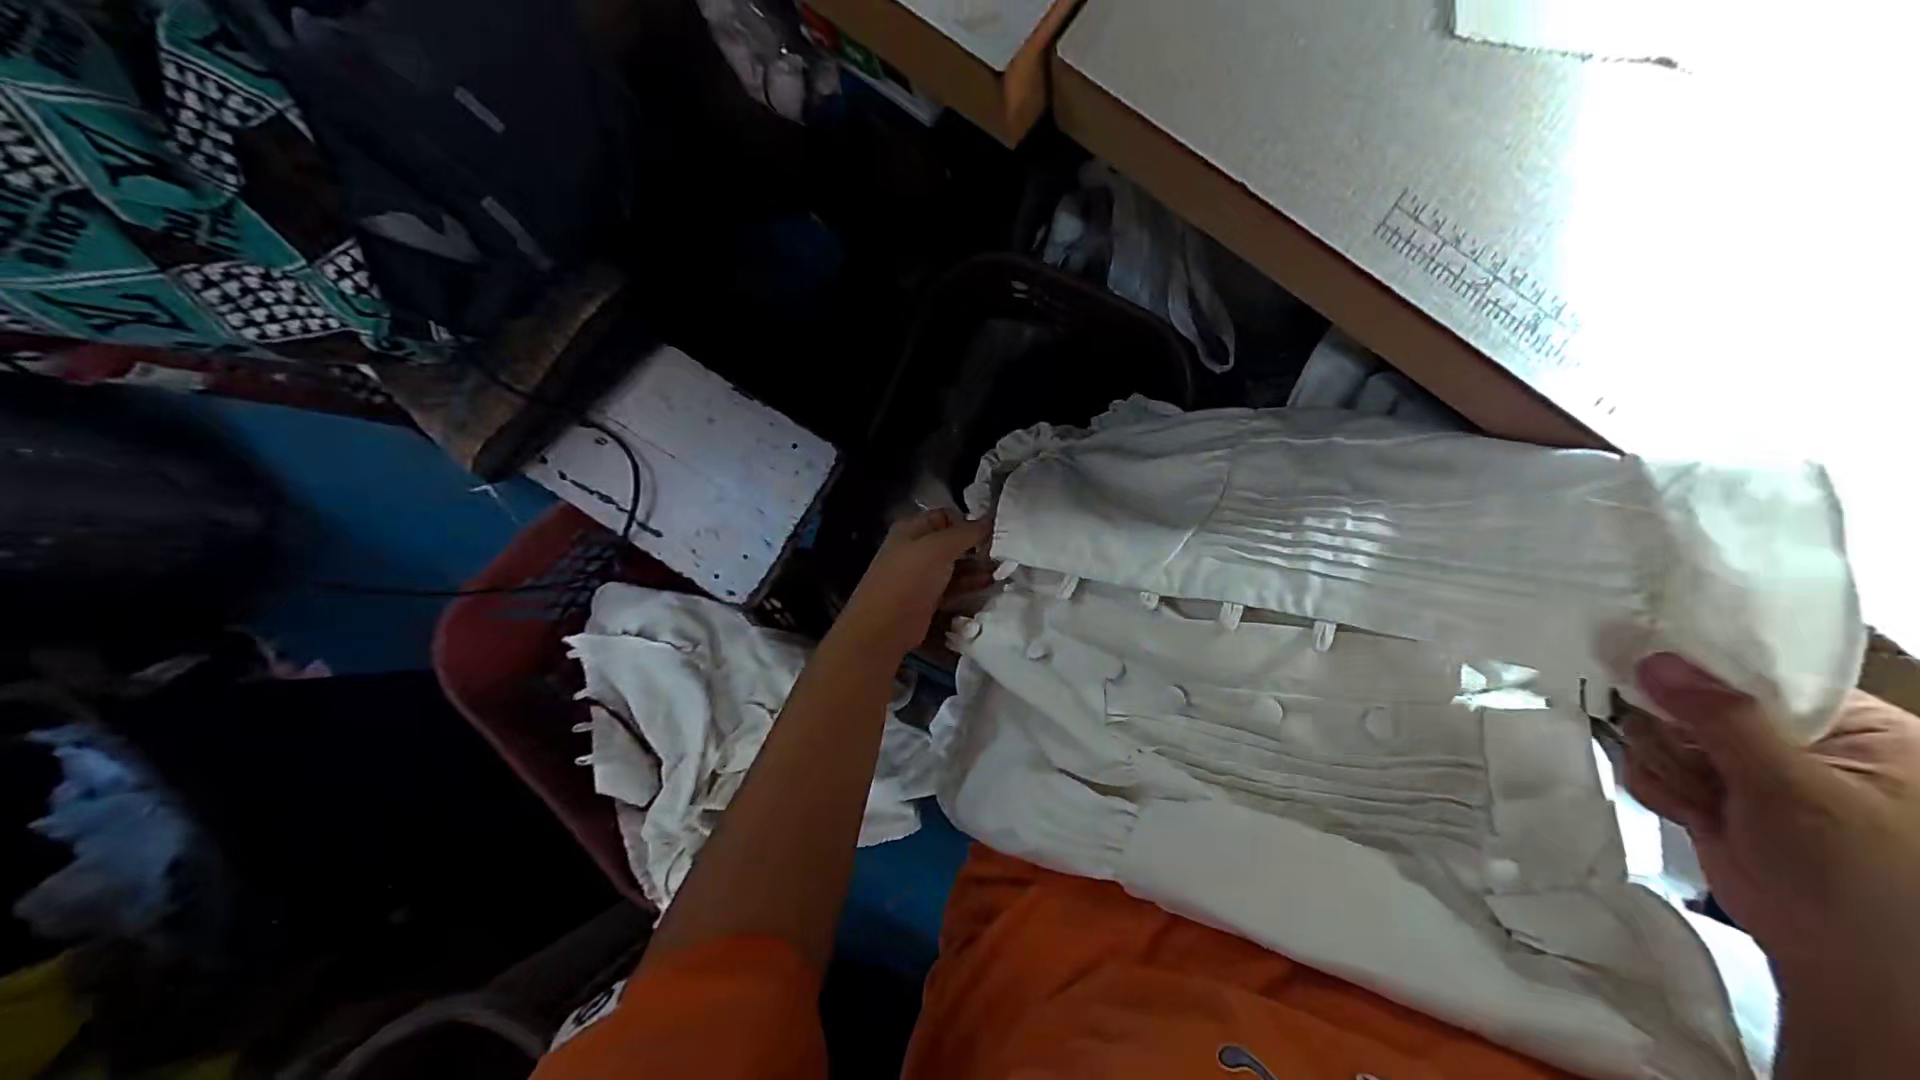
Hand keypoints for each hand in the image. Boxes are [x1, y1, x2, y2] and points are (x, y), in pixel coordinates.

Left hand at [833, 509, 989, 657]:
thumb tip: (991, 521)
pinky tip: (988, 587)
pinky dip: (969, 585)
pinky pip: (952, 587)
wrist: (884, 626)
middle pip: (952, 542)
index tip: (994, 534)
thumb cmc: (910, 579)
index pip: (947, 517)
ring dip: (977, 568)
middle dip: (977, 548)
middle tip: (1004, 555)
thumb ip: (967, 533)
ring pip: (954, 566)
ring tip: (1002, 573)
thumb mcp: (939, 548)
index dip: (970, 522)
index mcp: (911, 529)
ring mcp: (920, 575)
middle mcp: (915, 549)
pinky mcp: (927, 599)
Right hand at [1624, 653, 1919, 1015]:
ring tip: (1709, 808)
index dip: (1704, 672)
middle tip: (1709, 777)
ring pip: (1664, 734)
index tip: (1652, 675)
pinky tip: (1694, 816)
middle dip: (1683, 740)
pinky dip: (1662, 789)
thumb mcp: (1797, 794)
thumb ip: (1724, 721)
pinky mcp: (1713, 792)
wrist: (1847, 971)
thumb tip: (1654, 659)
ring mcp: (1752, 769)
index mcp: (1858, 729)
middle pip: (1697, 702)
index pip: (1763, 673)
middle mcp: (1803, 742)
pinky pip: (1654, 766)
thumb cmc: (1856, 881)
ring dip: (1671, 770)